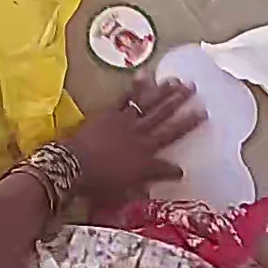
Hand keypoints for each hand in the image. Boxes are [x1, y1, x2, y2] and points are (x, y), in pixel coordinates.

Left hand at [63, 78, 205, 200]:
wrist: (73, 166)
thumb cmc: (97, 183)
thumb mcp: (122, 192)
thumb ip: (140, 187)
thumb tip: (156, 187)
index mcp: (144, 159)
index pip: (167, 155)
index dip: (182, 145)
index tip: (194, 139)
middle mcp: (140, 137)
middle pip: (164, 119)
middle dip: (181, 104)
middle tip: (194, 89)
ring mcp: (125, 123)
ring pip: (149, 105)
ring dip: (164, 92)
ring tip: (177, 80)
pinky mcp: (109, 114)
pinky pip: (125, 98)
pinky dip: (135, 88)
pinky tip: (144, 75)